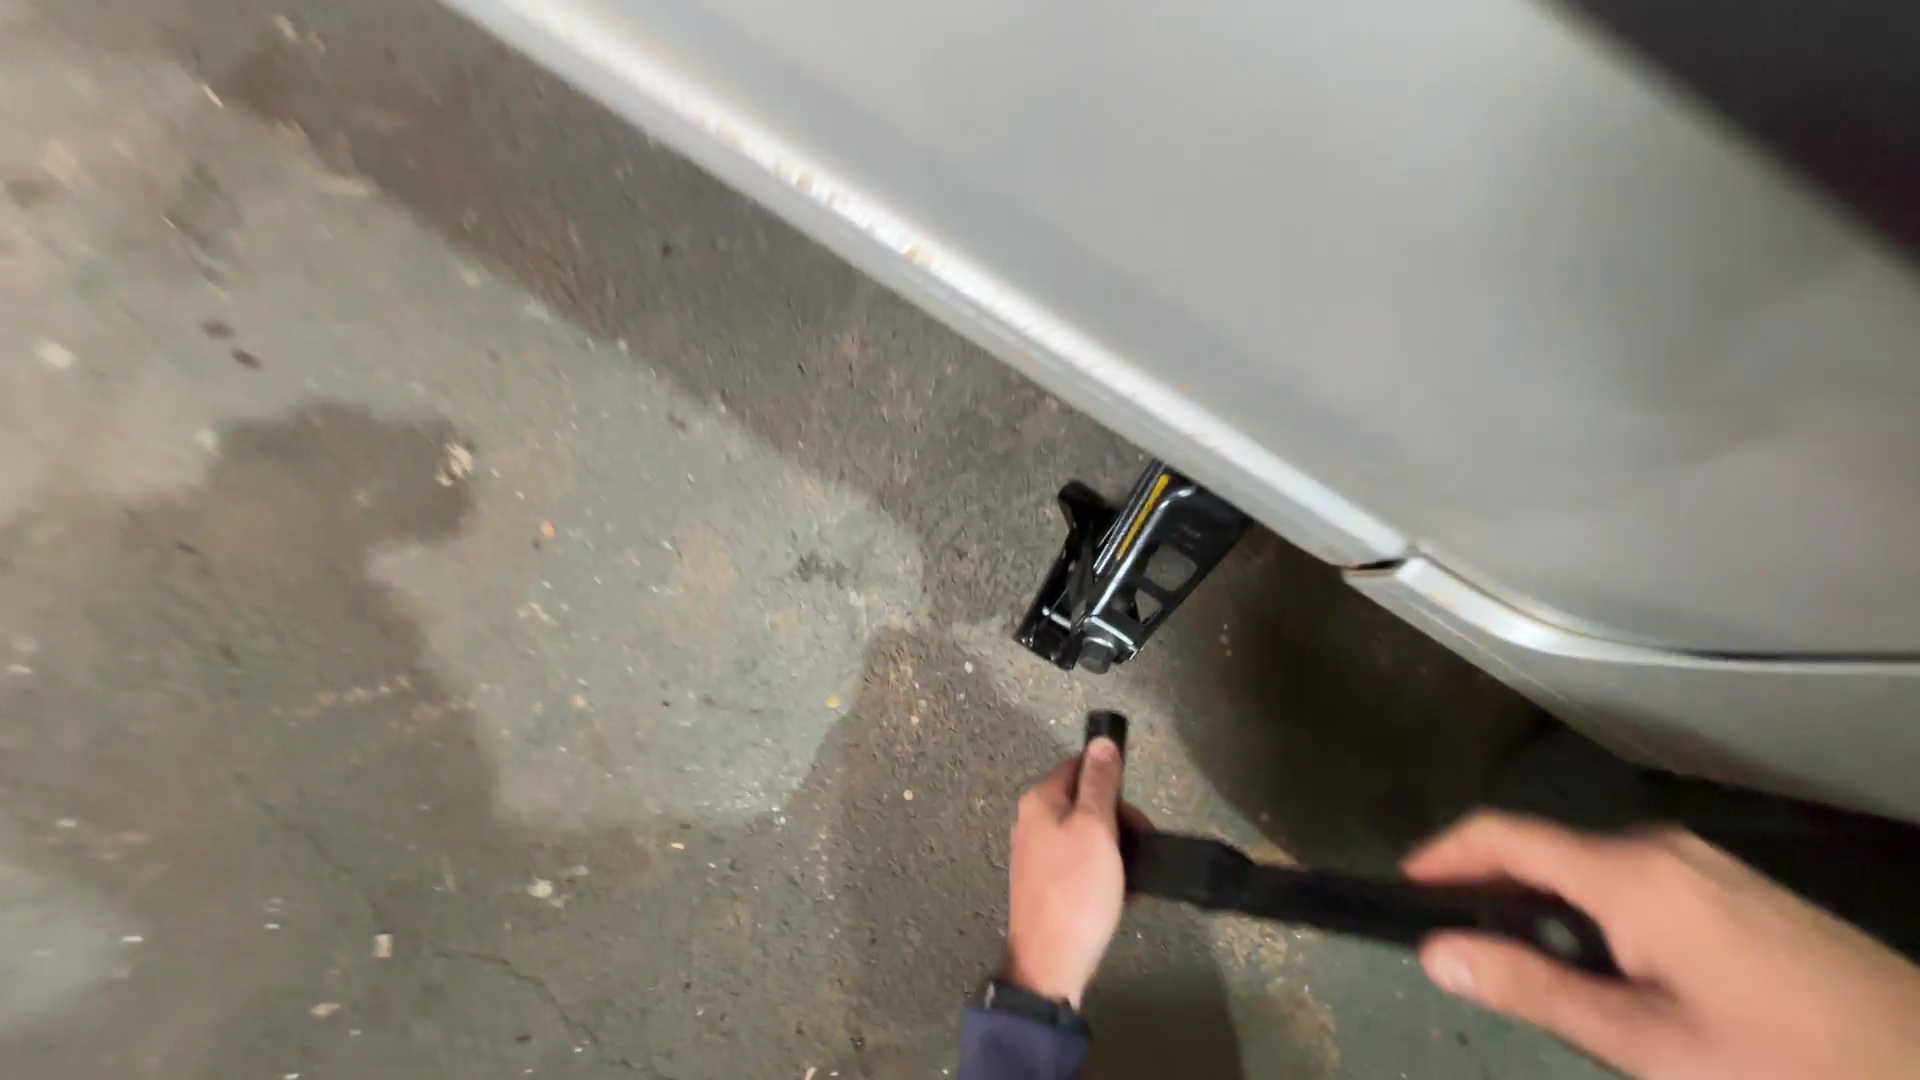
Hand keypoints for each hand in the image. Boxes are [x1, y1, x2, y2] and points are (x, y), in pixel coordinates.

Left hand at [1001, 738, 1147, 1006]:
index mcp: (1040, 800)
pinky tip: (1124, 892)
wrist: (1051, 962)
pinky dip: (1104, 872)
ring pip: (1086, 834)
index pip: (1078, 765)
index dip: (1111, 780)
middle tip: (1143, 844)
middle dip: (1118, 818)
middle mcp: (1031, 821)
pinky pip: (1081, 864)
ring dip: (1116, 848)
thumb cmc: (1077, 889)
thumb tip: (1101, 740)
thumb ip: (1100, 783)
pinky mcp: (1046, 884)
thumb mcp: (1096, 828)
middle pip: (1084, 800)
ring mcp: (1036, 854)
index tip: (1136, 810)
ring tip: (1136, 874)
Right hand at [1405, 811, 1919, 1079]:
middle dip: (1497, 892)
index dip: (1442, 855)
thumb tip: (1434, 952)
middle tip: (1476, 956)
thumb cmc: (1796, 1067)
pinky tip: (1625, 977)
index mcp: (1630, 873)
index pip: (1502, 835)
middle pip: (1545, 851)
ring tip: (1549, 978)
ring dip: (1549, 910)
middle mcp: (1660, 848)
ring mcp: (1707, 866)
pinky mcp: (1741, 891)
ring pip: (1591, 871)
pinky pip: (1638, 885)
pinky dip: (1599, 916)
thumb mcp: (1653, 1047)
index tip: (1405, 891)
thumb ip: (1535, 990)